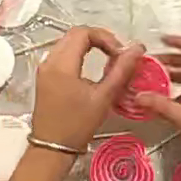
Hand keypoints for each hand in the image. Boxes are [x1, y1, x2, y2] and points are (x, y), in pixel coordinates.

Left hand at [30, 26, 145, 152]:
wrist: (52, 148)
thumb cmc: (77, 125)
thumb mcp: (104, 97)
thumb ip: (121, 70)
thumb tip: (137, 49)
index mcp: (62, 64)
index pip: (84, 33)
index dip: (106, 37)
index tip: (119, 53)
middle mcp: (49, 61)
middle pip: (75, 35)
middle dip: (99, 39)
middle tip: (116, 55)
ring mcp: (44, 69)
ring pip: (68, 44)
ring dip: (89, 47)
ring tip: (108, 62)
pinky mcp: (45, 77)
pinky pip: (62, 55)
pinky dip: (79, 56)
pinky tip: (92, 70)